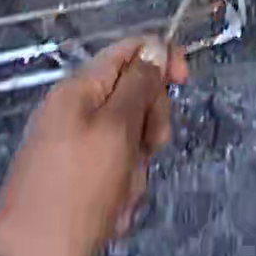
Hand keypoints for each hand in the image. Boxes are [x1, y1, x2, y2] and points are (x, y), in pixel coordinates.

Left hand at [0, 37, 187, 255]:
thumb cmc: (77, 189)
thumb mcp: (117, 129)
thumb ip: (140, 83)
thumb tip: (156, 47)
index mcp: (78, 88)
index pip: (130, 49)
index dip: (162, 56)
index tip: (184, 79)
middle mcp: (73, 111)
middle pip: (133, 93)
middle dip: (150, 121)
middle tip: (153, 145)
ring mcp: (72, 146)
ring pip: (128, 135)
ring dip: (137, 162)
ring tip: (124, 190)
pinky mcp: (73, 179)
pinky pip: (113, 167)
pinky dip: (121, 186)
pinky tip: (113, 208)